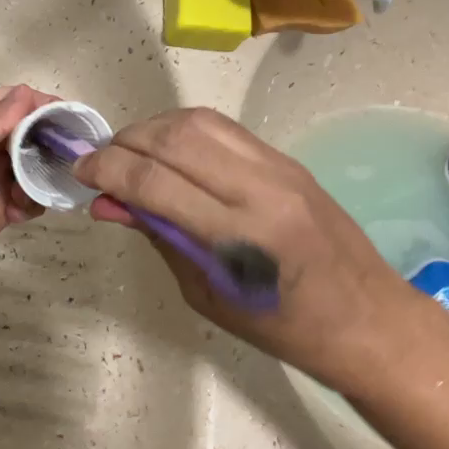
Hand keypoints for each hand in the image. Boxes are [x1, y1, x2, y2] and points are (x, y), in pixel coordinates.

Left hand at [0, 85, 53, 303]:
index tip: (66, 109)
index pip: (3, 102)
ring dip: (43, 170)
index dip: (33, 103)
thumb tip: (26, 92)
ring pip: (28, 167)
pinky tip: (31, 205)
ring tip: (56, 177)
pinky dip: (34, 200)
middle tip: (75, 145)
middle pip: (21, 133)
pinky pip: (24, 200)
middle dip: (47, 137)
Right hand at [73, 107, 445, 395]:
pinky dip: (183, 130)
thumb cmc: (282, 326)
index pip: (153, 182)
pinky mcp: (286, 159)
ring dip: (150, 129)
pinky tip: (167, 150)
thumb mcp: (207, 294)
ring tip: (129, 153)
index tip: (79, 173)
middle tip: (99, 163)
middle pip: (171, 139)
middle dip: (122, 144)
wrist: (369, 319)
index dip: (106, 170)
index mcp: (238, 236)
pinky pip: (223, 128)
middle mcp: (259, 189)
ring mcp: (277, 168)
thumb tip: (107, 203)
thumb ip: (159, 237)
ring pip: (196, 122)